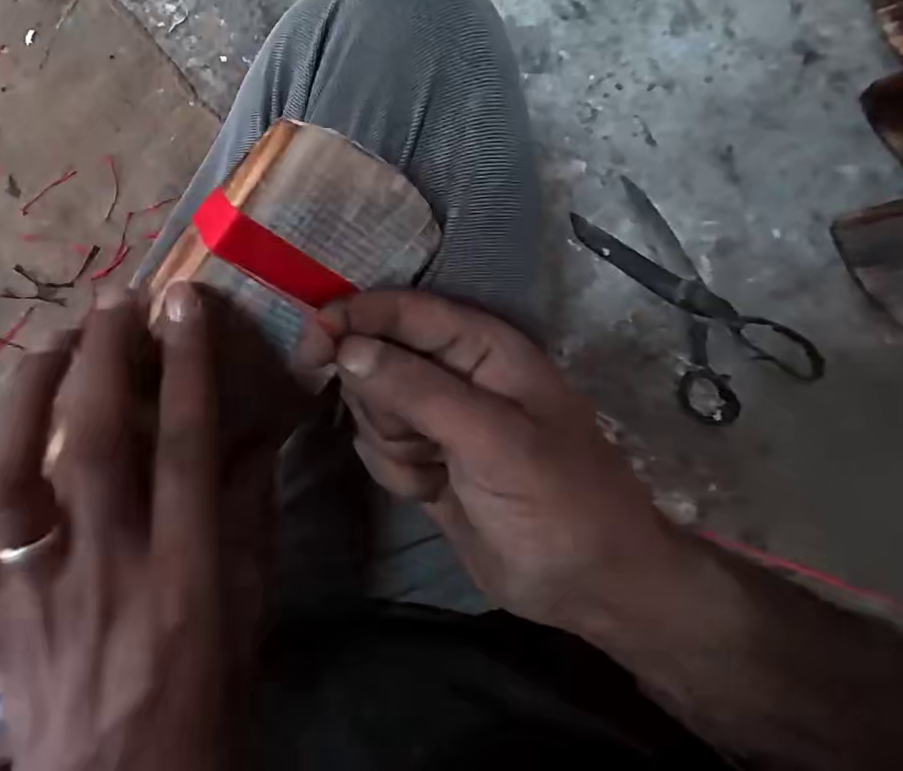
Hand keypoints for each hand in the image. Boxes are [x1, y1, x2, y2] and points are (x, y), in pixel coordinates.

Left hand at [0, 284, 271, 770]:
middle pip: (95, 443)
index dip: (184, 363)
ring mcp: (36, 594)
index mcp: (185, 574)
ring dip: (23, 401)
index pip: (186, 446)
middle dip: (100, 356)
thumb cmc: (204, 701)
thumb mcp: (250, 609)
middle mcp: (107, 570)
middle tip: (110, 303)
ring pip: (12, 480)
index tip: (180, 301)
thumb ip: (249, 515)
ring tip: (45, 349)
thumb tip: (247, 428)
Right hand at [294, 288, 690, 628]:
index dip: (350, 319)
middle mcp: (450, 369)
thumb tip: (345, 349)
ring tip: (435, 470)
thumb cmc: (562, 504)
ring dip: (388, 442)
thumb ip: (417, 390)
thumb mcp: (494, 442)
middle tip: (414, 440)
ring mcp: (431, 412)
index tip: (311, 347)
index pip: (400, 310)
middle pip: (371, 356)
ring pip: (365, 403)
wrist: (591, 592)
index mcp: (481, 346)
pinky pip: (371, 443)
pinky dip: (393, 469)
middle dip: (378, 403)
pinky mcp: (417, 451)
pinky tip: (431, 490)